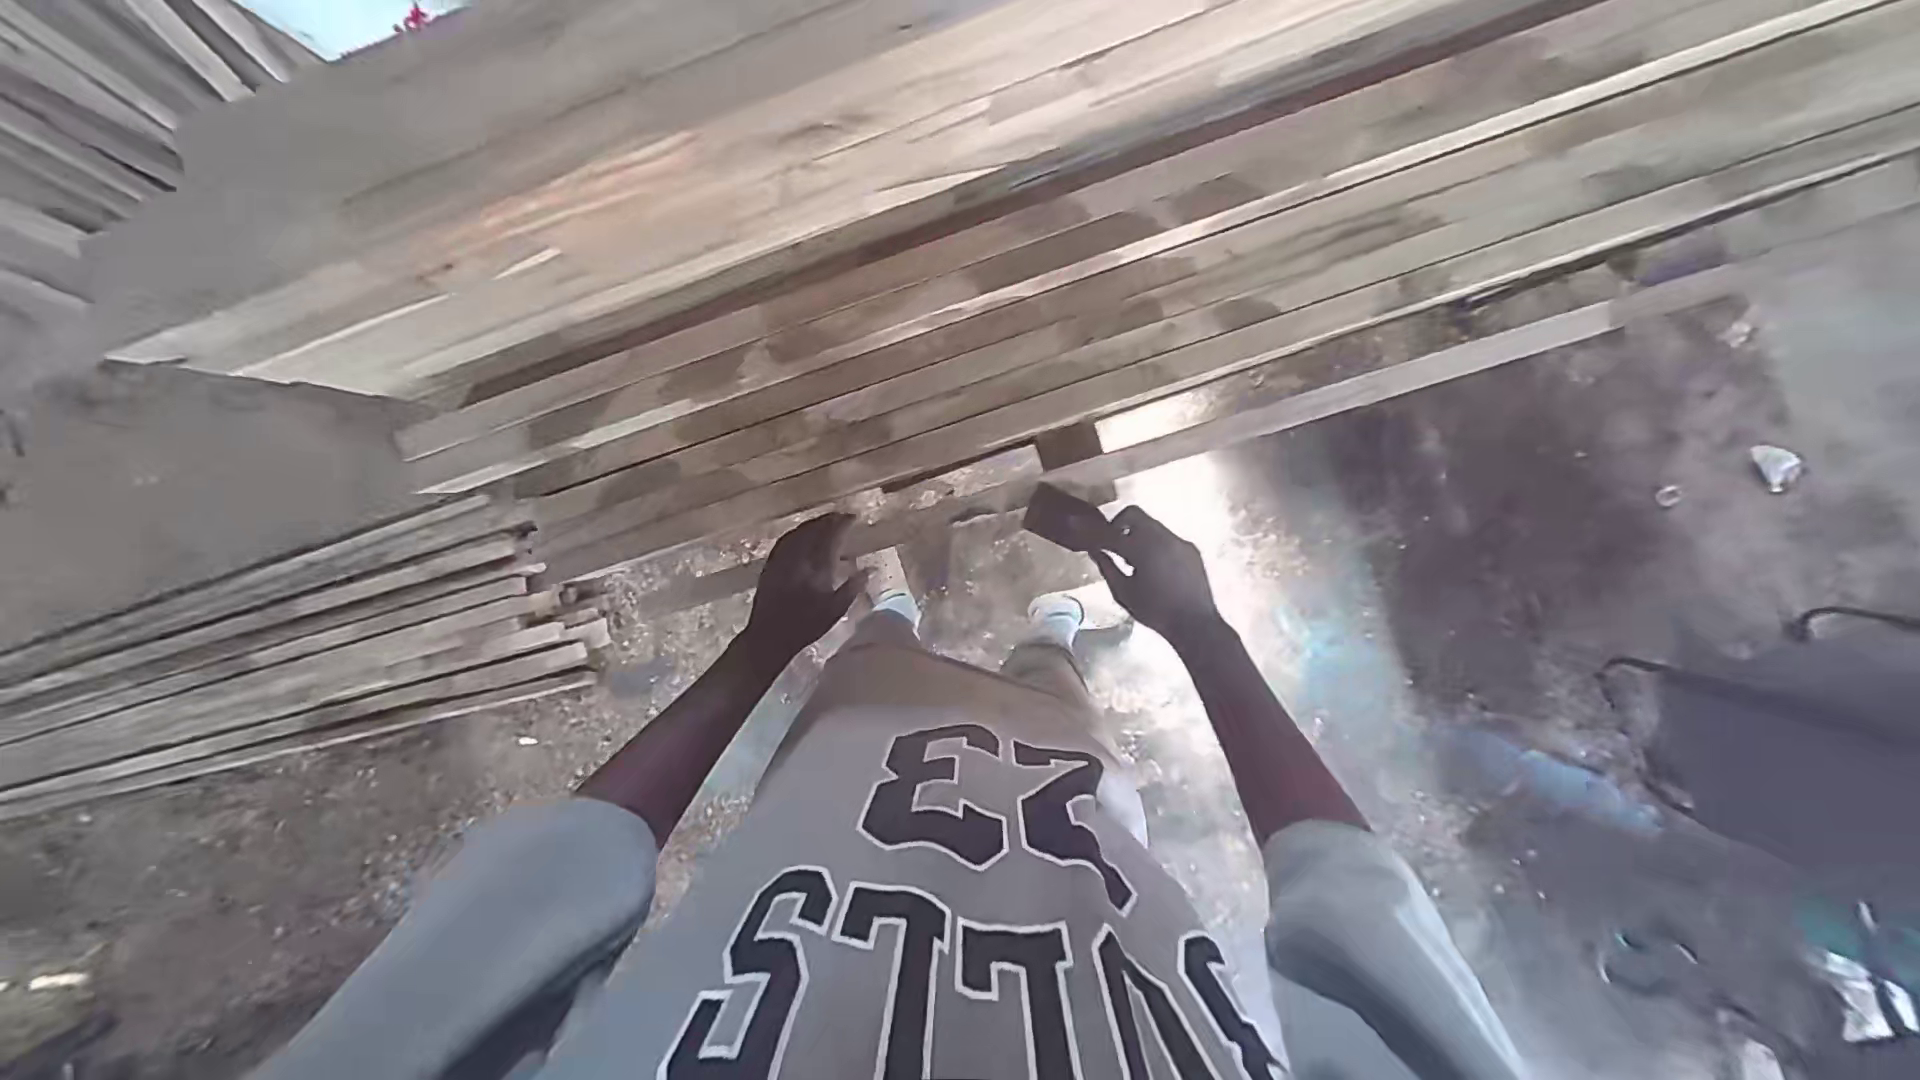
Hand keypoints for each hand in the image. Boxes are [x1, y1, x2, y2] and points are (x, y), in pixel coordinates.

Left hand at [742, 512, 868, 659]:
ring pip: (799, 533)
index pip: (832, 537)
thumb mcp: (836, 610)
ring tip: (824, 521)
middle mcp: (799, 559)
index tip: (853, 517)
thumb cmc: (807, 626)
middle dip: (829, 520)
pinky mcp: (770, 565)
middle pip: (815, 530)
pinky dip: (797, 532)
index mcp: (818, 568)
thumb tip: (871, 568)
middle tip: (841, 515)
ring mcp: (782, 560)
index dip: (843, 524)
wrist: (770, 636)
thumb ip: (853, 587)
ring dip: (813, 523)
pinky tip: (801, 533)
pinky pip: (785, 540)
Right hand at [1091, 506, 1223, 643]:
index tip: (1088, 537)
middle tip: (1112, 543)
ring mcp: (1179, 541)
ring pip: (1151, 525)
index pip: (1112, 533)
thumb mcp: (1123, 592)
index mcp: (1143, 548)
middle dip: (1118, 525)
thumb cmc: (1154, 611)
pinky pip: (1166, 538)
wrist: (1195, 624)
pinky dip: (1154, 544)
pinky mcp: (1190, 549)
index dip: (1097, 534)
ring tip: (1132, 559)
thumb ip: (1107, 567)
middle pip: (1134, 514)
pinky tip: (1153, 567)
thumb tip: (1094, 551)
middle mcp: (1162, 537)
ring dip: (1137, 534)